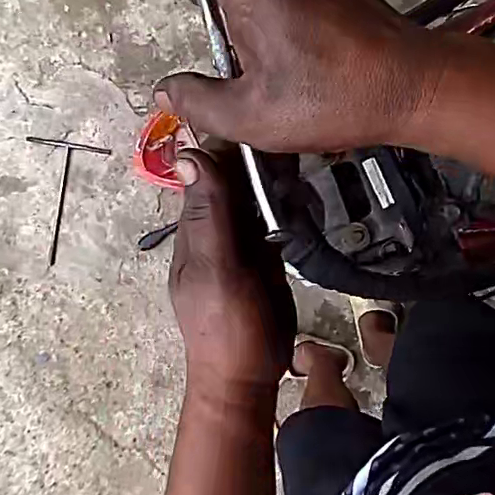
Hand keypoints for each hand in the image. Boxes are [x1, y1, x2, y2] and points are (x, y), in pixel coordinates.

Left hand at [167, 148, 296, 406]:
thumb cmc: (227, 328)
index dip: (227, 145)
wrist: (247, 377)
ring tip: (304, 159)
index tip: (261, 117)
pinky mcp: (265, 258)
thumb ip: (209, 217)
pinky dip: (287, 207)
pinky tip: (306, 195)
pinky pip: (272, 223)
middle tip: (294, 138)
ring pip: (254, 200)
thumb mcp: (216, 270)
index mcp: (193, 229)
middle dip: (256, 160)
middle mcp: (215, 231)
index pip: (205, 173)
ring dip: (274, 181)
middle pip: (231, 183)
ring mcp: (241, 245)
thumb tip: (189, 154)